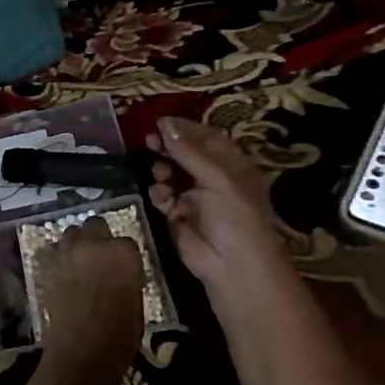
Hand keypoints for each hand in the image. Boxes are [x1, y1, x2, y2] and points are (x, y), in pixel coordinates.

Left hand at [36, 216, 143, 374]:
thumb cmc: (120, 330)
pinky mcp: (46, 266)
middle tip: (98, 256)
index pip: (125, 241)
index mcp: (123, 252)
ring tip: (78, 261)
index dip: (122, 253)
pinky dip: (57, 256)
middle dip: (97, 237)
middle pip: (94, 225)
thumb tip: (119, 270)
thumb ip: (126, 274)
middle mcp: (93, 244)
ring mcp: (67, 252)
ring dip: (75, 243)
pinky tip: (61, 270)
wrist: (83, 346)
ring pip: (70, 234)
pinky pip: (51, 251)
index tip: (121, 265)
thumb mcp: (135, 297)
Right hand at [144, 117, 294, 299]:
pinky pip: (163, 197)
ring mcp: (194, 197)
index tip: (161, 122)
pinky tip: (163, 198)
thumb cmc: (235, 216)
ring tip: (159, 172)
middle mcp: (213, 178)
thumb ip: (189, 152)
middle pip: (186, 154)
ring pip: (171, 174)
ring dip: (163, 170)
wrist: (230, 263)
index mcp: (232, 166)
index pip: (208, 138)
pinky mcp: (176, 215)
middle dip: (168, 147)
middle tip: (149, 141)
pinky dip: (160, 195)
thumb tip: (164, 124)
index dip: (186, 129)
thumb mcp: (217, 179)